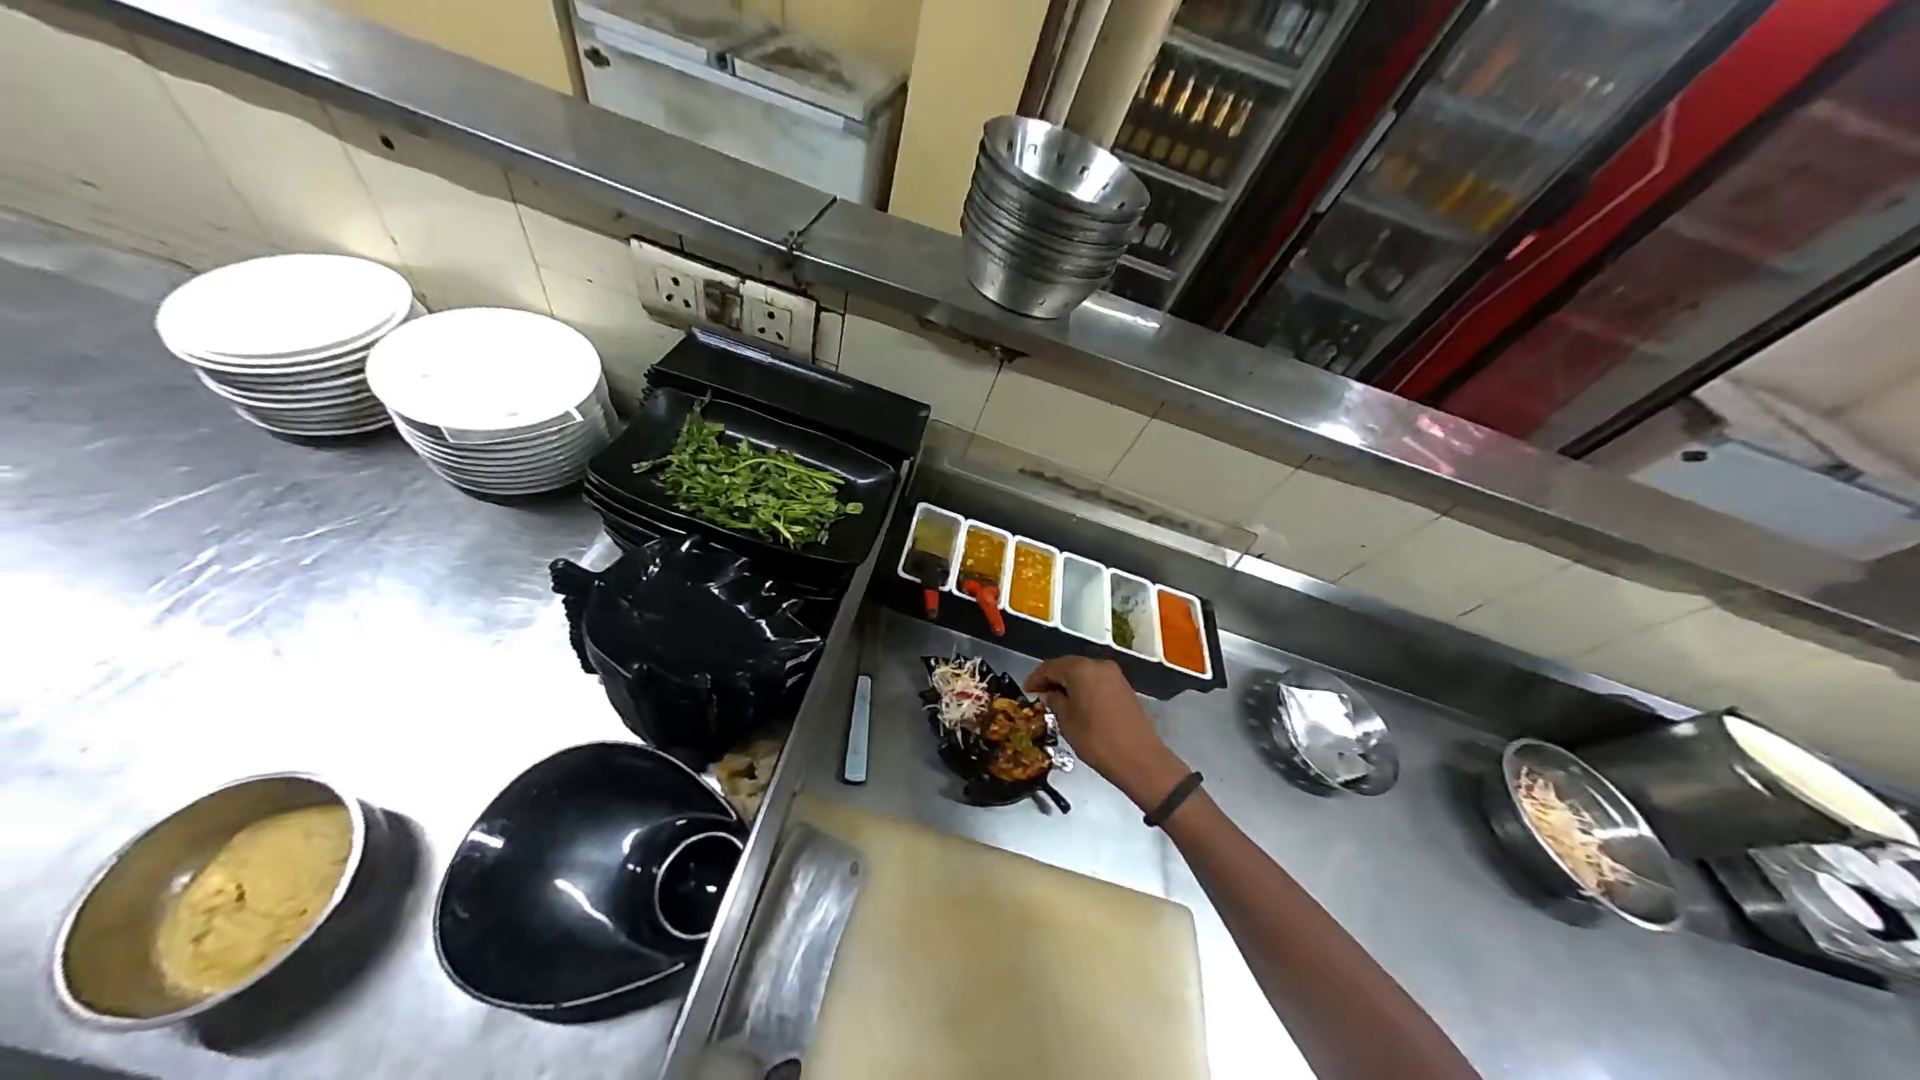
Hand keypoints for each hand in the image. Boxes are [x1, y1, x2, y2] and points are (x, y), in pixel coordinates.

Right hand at [1025, 656, 1190, 810]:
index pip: (1051, 666)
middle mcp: (1099, 665)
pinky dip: (1084, 687)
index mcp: (1081, 669)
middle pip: (1069, 665)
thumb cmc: (1097, 740)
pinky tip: (1077, 702)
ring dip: (1069, 682)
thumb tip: (1050, 694)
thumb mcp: (1067, 722)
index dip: (1036, 677)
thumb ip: (1055, 702)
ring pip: (1084, 672)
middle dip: (1052, 678)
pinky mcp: (1124, 687)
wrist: (1140, 759)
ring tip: (1056, 699)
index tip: (1027, 689)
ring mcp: (1114, 675)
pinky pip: (1097, 680)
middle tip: (1039, 693)